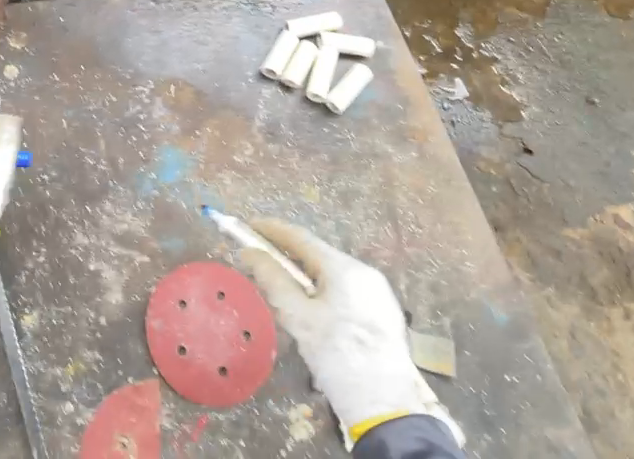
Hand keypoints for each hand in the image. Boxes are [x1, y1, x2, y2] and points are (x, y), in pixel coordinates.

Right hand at [238, 219, 463, 447]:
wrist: (386, 408)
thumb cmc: (337, 357)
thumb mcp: (298, 318)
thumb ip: (272, 280)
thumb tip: (250, 253)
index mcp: (345, 268)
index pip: (300, 237)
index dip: (271, 230)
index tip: (247, 226)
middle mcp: (364, 272)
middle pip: (317, 256)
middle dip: (286, 257)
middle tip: (259, 262)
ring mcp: (377, 293)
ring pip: (331, 275)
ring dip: (304, 277)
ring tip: (282, 290)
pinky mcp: (383, 313)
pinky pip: (345, 292)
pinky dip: (323, 292)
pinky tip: (312, 311)